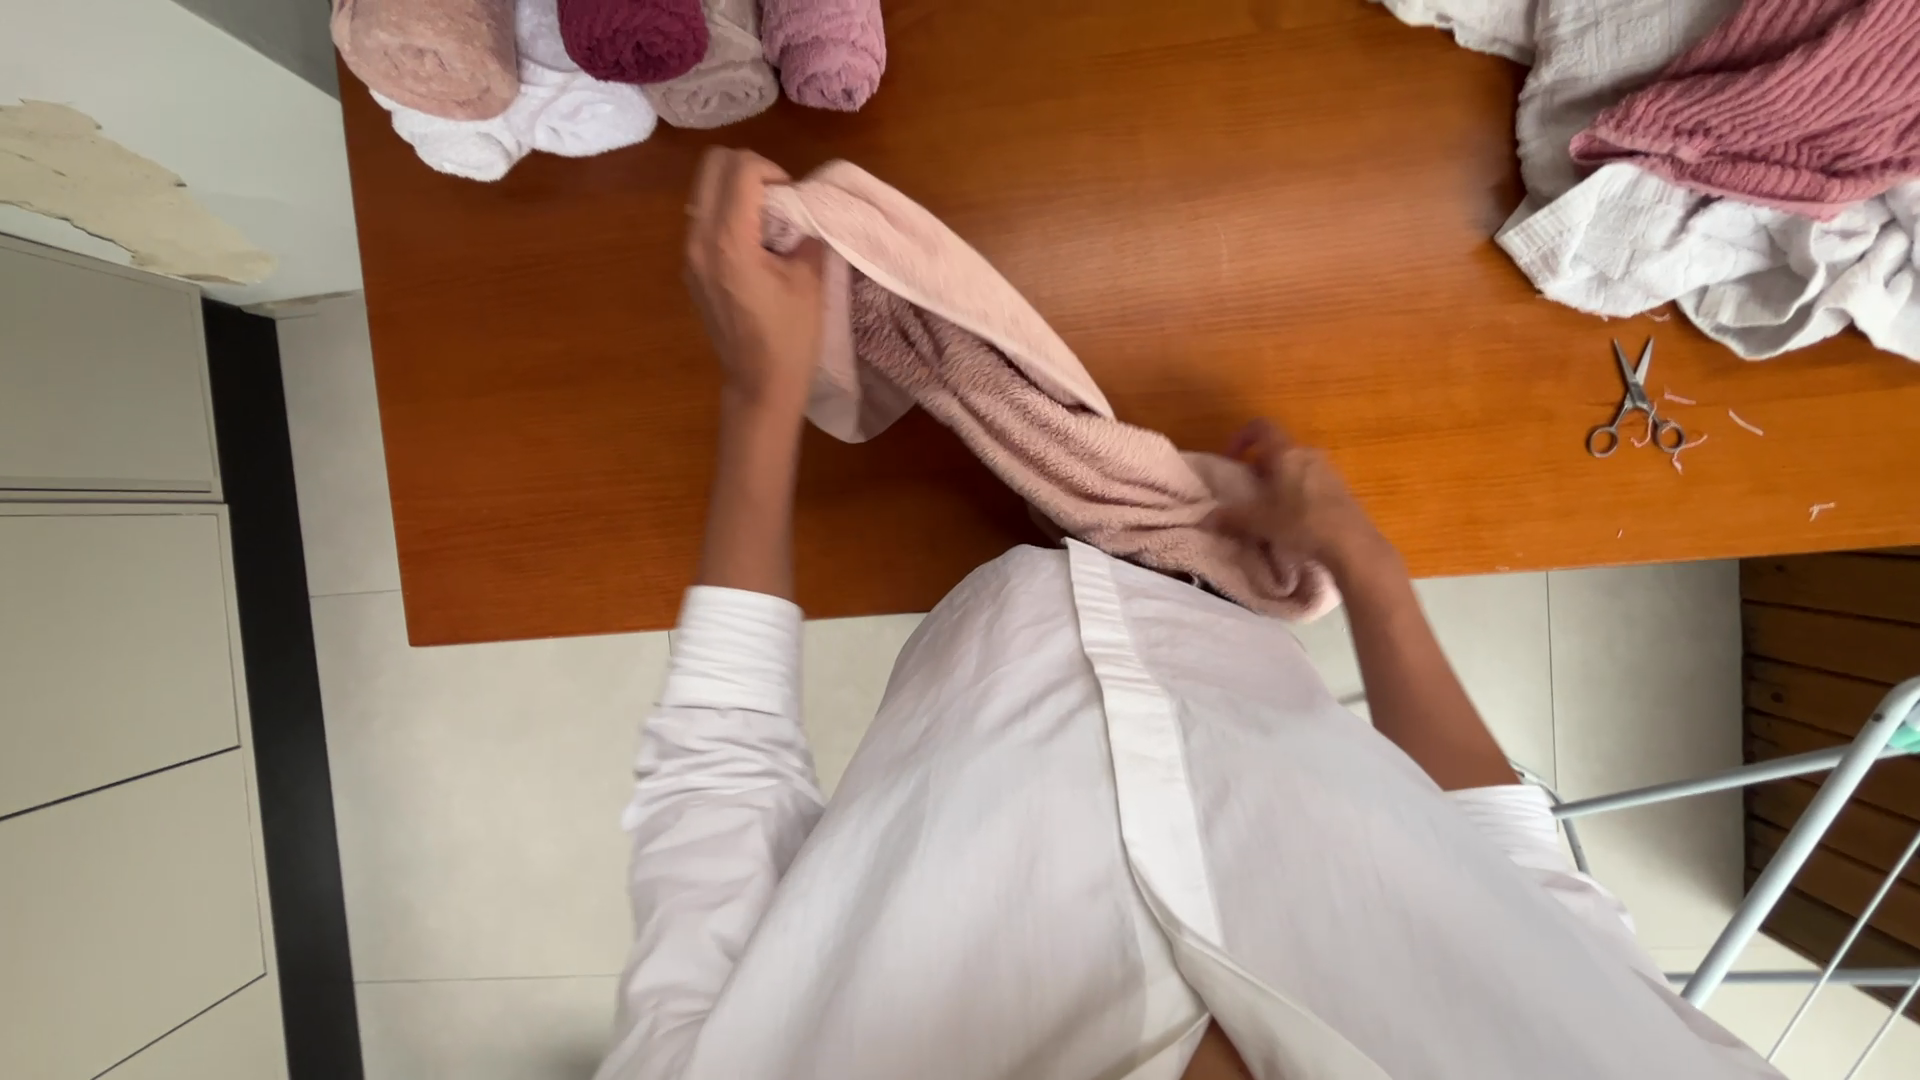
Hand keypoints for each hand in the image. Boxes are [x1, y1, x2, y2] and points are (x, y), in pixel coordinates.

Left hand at [684, 148, 825, 409]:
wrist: (759, 385)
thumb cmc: (790, 339)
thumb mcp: (809, 282)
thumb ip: (806, 234)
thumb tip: (804, 211)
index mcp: (729, 241)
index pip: (742, 169)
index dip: (774, 172)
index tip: (794, 199)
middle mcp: (699, 239)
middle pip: (713, 165)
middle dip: (749, 170)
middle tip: (778, 200)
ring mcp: (689, 254)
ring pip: (704, 189)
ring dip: (736, 191)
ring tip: (768, 223)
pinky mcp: (691, 268)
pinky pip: (703, 217)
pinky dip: (727, 213)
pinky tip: (754, 245)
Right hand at [1205, 419, 1389, 574]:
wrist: (1352, 543)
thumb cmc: (1301, 522)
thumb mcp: (1260, 522)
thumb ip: (1231, 517)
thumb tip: (1205, 519)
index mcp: (1286, 453)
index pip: (1260, 427)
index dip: (1241, 438)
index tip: (1231, 459)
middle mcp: (1307, 454)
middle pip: (1277, 448)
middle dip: (1258, 465)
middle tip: (1246, 490)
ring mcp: (1327, 470)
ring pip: (1294, 465)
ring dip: (1277, 479)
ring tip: (1268, 506)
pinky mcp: (1340, 488)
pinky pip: (1310, 480)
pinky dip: (1295, 491)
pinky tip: (1293, 518)